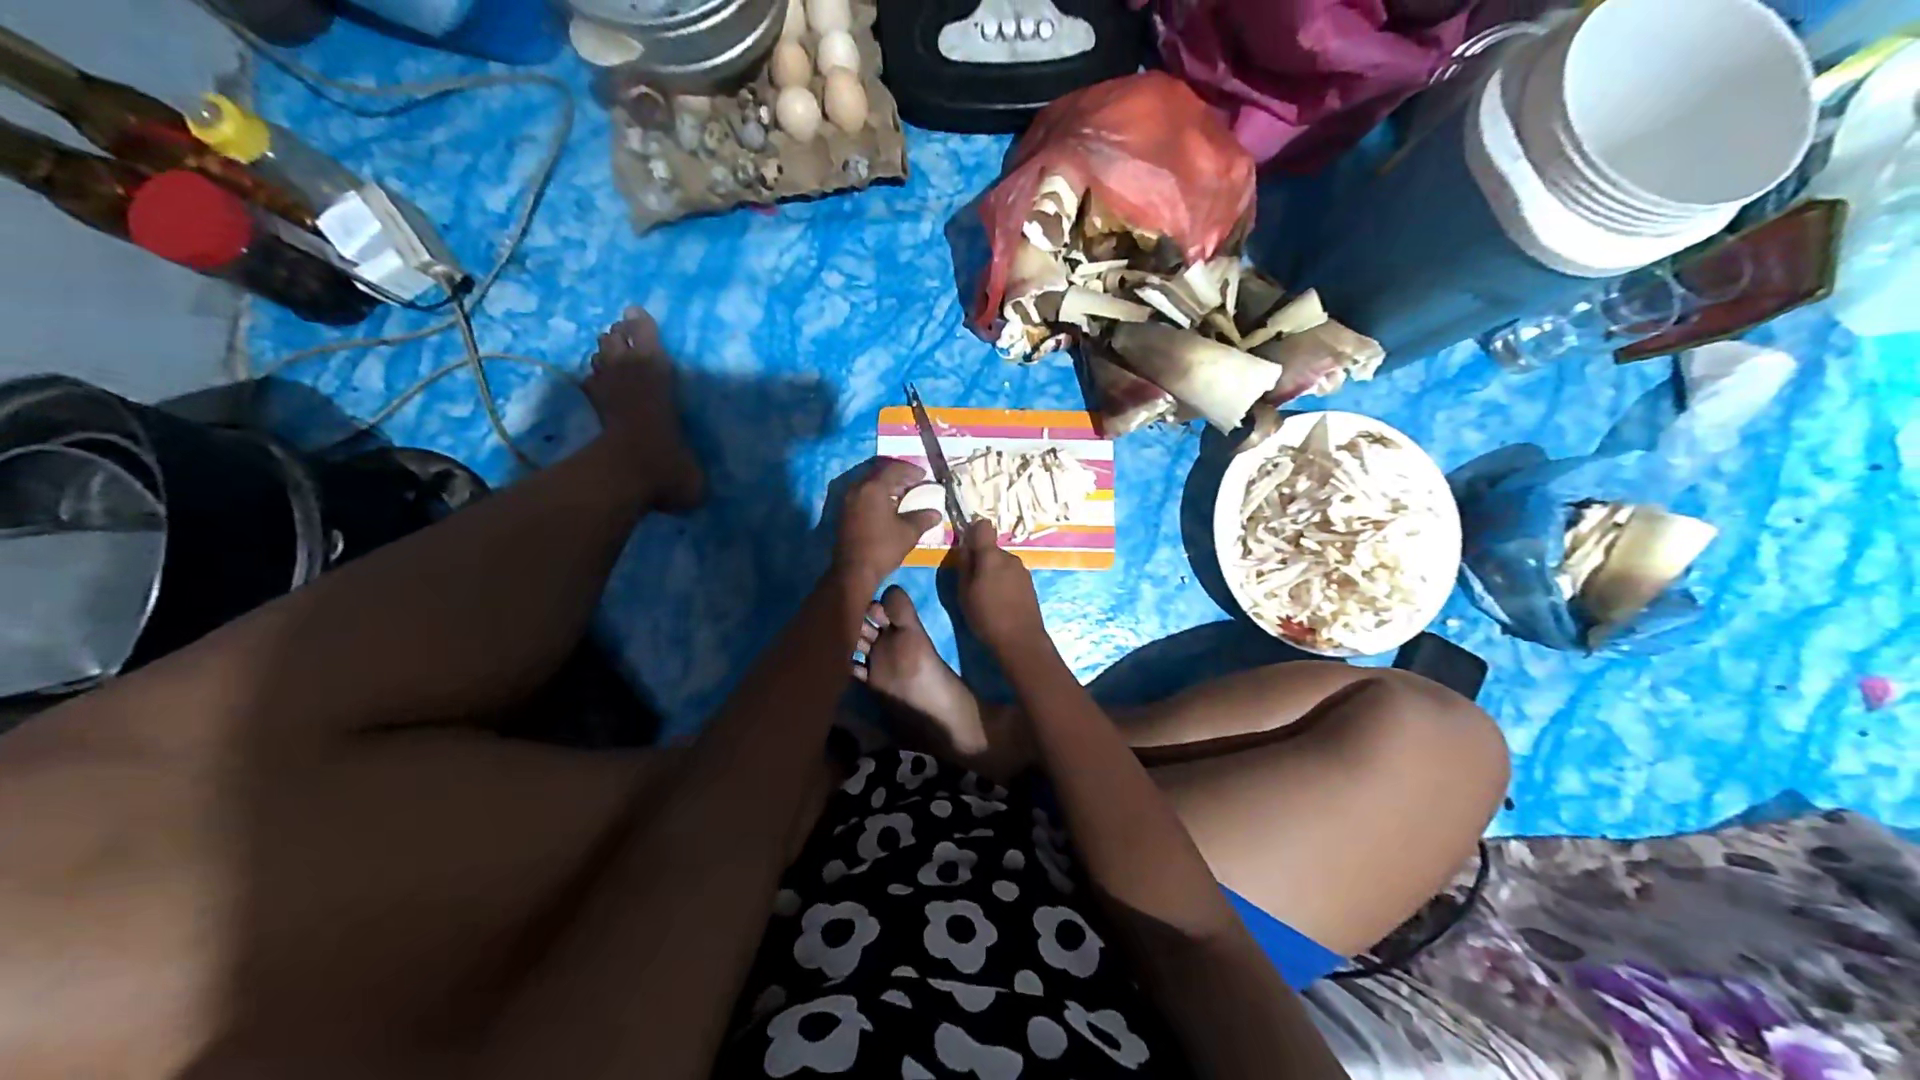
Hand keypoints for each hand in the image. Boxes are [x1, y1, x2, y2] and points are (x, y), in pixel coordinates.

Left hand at [833, 458, 942, 588]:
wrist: (854, 571)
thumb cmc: (882, 548)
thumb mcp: (908, 532)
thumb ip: (923, 518)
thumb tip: (936, 514)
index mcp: (873, 488)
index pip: (893, 468)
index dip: (911, 470)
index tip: (924, 475)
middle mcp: (857, 488)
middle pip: (879, 473)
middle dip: (899, 476)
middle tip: (915, 483)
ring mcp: (848, 500)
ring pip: (870, 484)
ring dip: (887, 486)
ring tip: (904, 495)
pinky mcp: (844, 513)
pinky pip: (863, 495)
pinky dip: (877, 495)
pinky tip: (889, 507)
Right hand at [951, 519, 1046, 652]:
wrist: (1020, 640)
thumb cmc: (986, 616)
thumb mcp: (964, 592)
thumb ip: (963, 565)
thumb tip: (964, 546)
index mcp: (991, 556)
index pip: (983, 526)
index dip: (973, 531)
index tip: (966, 547)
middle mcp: (1009, 557)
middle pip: (991, 549)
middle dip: (981, 559)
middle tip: (971, 583)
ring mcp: (1022, 570)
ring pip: (1001, 563)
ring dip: (993, 573)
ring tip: (986, 597)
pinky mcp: (1030, 583)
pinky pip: (1011, 575)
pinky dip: (1004, 583)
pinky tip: (1001, 602)